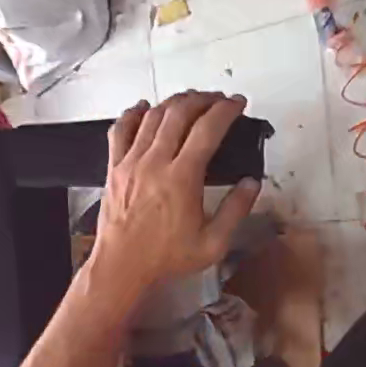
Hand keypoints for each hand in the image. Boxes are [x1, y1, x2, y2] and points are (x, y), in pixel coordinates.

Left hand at [86, 91, 260, 306]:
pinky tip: (144, 107)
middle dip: (203, 99)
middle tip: (218, 99)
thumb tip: (251, 184)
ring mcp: (131, 162)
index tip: (238, 103)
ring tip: (191, 100)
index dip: (226, 110)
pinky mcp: (114, 168)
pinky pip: (121, 129)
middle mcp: (155, 163)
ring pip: (153, 116)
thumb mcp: (213, 243)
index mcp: (182, 179)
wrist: (121, 267)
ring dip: (175, 102)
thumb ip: (236, 210)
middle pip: (180, 113)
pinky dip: (134, 113)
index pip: (208, 129)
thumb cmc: (164, 258)